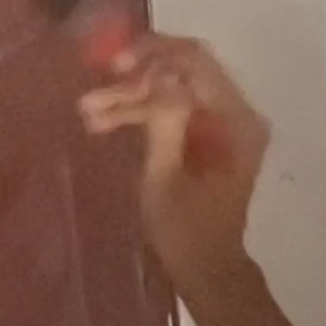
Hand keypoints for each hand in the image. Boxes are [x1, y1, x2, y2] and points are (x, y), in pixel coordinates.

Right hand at [77, 35, 270, 290]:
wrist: (207, 271)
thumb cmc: (186, 232)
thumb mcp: (165, 179)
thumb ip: (164, 121)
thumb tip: (159, 75)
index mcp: (237, 119)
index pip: (195, 61)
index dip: (154, 55)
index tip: (114, 68)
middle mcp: (236, 109)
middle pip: (182, 65)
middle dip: (136, 74)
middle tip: (96, 92)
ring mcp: (222, 117)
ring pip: (171, 83)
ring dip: (130, 94)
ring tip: (89, 110)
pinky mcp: (207, 128)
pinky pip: (170, 101)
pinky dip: (139, 107)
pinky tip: (104, 119)